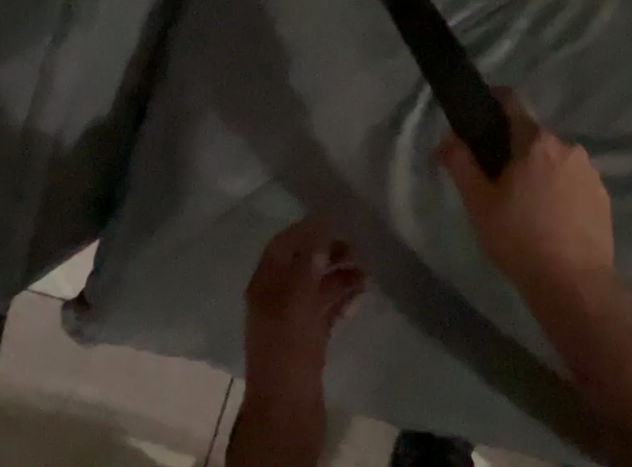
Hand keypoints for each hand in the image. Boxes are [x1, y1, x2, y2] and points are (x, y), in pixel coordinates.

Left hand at [242, 216, 367, 403]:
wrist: (287, 411)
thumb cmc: (288, 349)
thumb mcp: (297, 300)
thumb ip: (308, 264)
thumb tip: (319, 232)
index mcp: (264, 286)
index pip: (282, 246)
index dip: (305, 230)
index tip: (335, 220)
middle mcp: (274, 300)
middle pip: (301, 266)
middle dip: (327, 253)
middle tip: (357, 247)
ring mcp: (291, 323)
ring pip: (316, 290)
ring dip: (339, 277)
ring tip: (367, 272)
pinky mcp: (307, 343)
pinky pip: (325, 314)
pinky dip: (341, 302)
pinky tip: (361, 296)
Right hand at [438, 89, 615, 301]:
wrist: (575, 284)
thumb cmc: (519, 239)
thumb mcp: (478, 203)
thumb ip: (461, 163)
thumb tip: (448, 138)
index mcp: (534, 141)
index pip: (512, 101)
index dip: (493, 101)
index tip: (479, 115)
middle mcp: (566, 146)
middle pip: (532, 136)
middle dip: (514, 150)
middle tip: (496, 182)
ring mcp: (589, 171)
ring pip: (554, 160)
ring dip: (538, 171)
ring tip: (525, 207)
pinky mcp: (602, 196)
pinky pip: (573, 181)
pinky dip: (559, 191)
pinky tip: (550, 220)